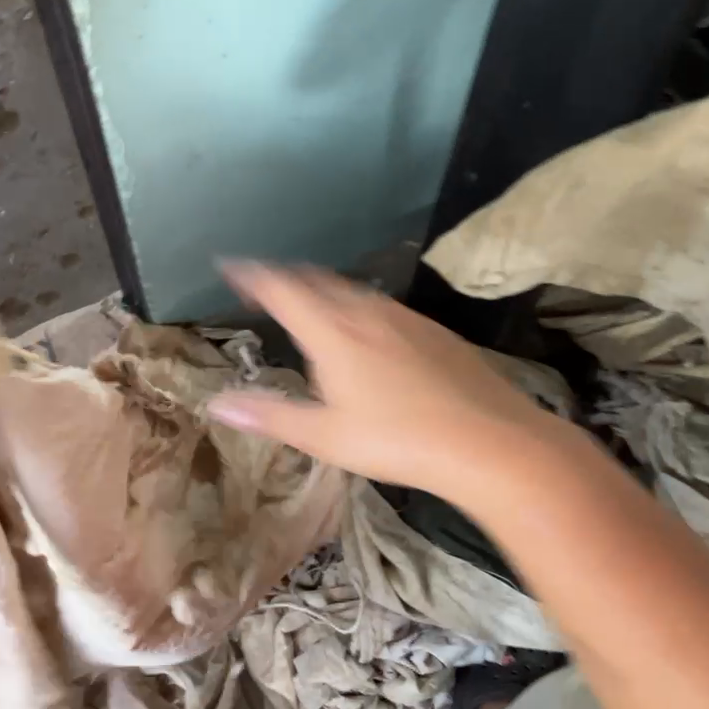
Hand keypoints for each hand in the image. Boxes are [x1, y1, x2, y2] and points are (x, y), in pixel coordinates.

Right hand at [208, 261, 569, 500]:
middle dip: (283, 279)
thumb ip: (270, 415)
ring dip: (321, 291)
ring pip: (352, 291)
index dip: (252, 275)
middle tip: (261, 288)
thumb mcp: (323, 436)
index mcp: (333, 332)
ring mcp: (405, 318)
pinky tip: (364, 333)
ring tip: (307, 305)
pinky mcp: (434, 331)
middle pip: (316, 281)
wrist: (490, 442)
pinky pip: (381, 306)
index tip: (230, 266)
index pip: (283, 290)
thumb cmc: (396, 440)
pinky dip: (355, 307)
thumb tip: (217, 404)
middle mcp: (366, 313)